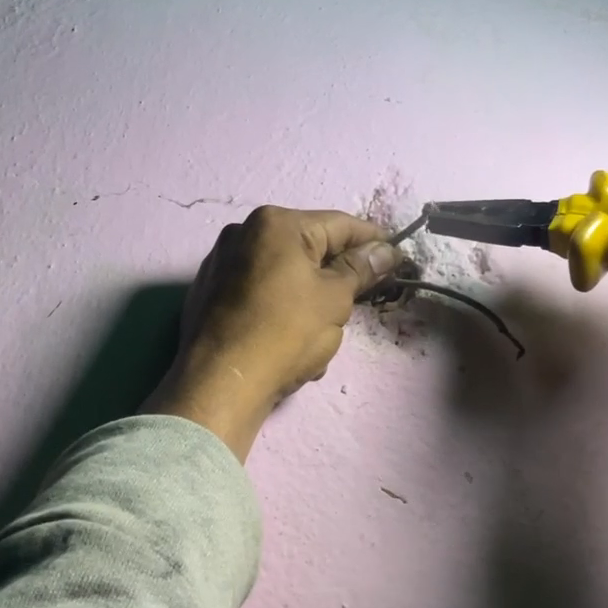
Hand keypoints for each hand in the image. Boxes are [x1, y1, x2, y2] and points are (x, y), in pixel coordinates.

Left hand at [144, 206, 400, 460]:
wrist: (219, 384)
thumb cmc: (284, 332)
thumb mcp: (334, 299)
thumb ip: (361, 269)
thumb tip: (384, 251)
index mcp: (275, 223)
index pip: (339, 225)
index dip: (373, 241)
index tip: (397, 257)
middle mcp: (243, 233)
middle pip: (308, 250)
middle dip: (336, 279)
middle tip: (358, 305)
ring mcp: (222, 263)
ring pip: (286, 277)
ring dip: (310, 303)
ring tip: (319, 340)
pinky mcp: (210, 295)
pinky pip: (261, 296)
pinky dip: (281, 314)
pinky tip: (291, 347)